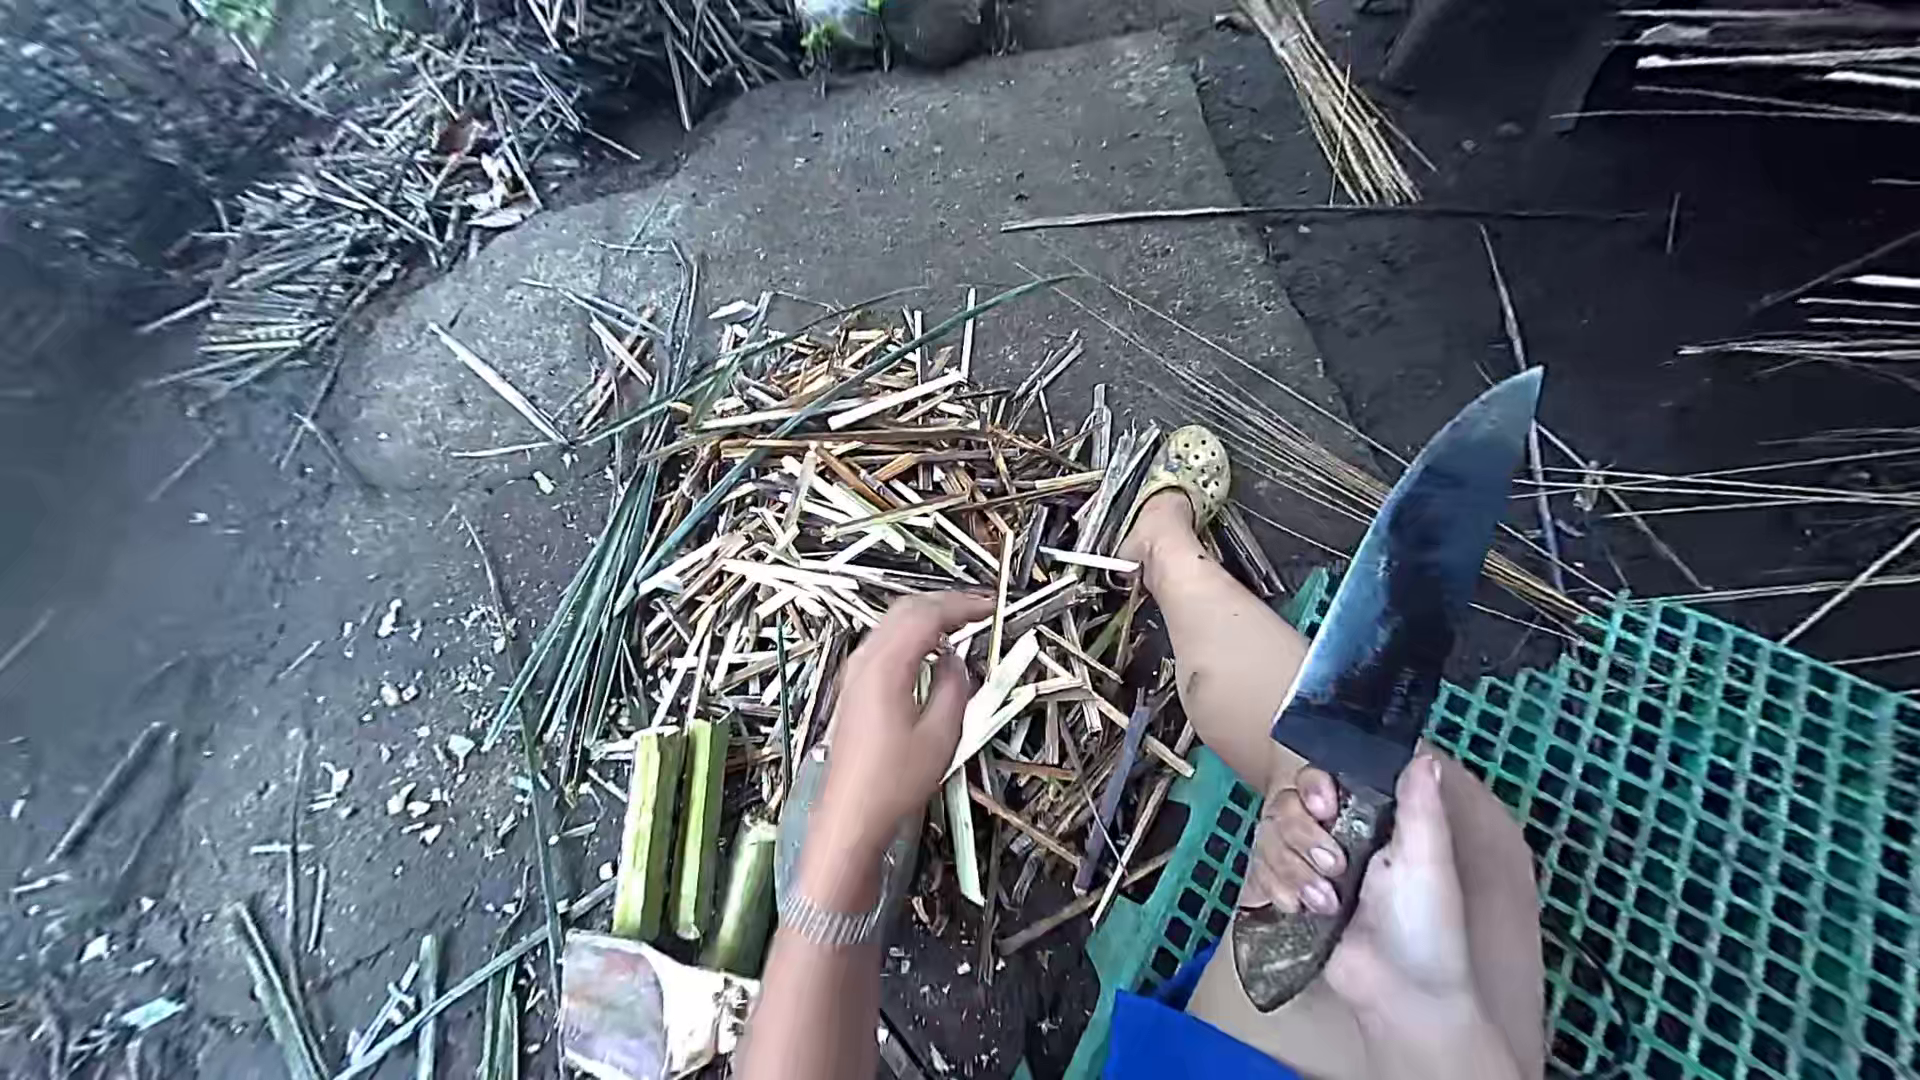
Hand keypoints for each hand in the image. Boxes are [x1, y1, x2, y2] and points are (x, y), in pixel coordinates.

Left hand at [814, 592, 991, 856]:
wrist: (852, 816)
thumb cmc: (890, 784)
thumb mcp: (941, 734)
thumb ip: (955, 686)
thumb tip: (958, 662)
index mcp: (886, 667)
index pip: (927, 615)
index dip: (963, 606)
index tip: (989, 607)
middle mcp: (866, 662)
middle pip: (907, 609)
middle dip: (946, 603)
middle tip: (979, 609)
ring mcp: (856, 672)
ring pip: (894, 621)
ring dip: (929, 615)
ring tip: (961, 623)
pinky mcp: (856, 685)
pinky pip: (887, 641)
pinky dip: (914, 633)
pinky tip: (932, 648)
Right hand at [1248, 756, 1477, 1011]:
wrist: (1399, 994)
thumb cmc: (1423, 925)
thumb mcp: (1427, 862)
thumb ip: (1420, 806)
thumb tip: (1423, 755)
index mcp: (1362, 818)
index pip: (1317, 779)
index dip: (1313, 789)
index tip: (1324, 809)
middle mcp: (1329, 833)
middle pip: (1284, 804)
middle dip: (1301, 836)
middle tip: (1333, 867)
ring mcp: (1303, 861)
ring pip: (1266, 835)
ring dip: (1292, 868)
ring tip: (1324, 901)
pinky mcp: (1285, 888)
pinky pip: (1258, 868)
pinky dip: (1277, 887)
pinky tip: (1300, 908)